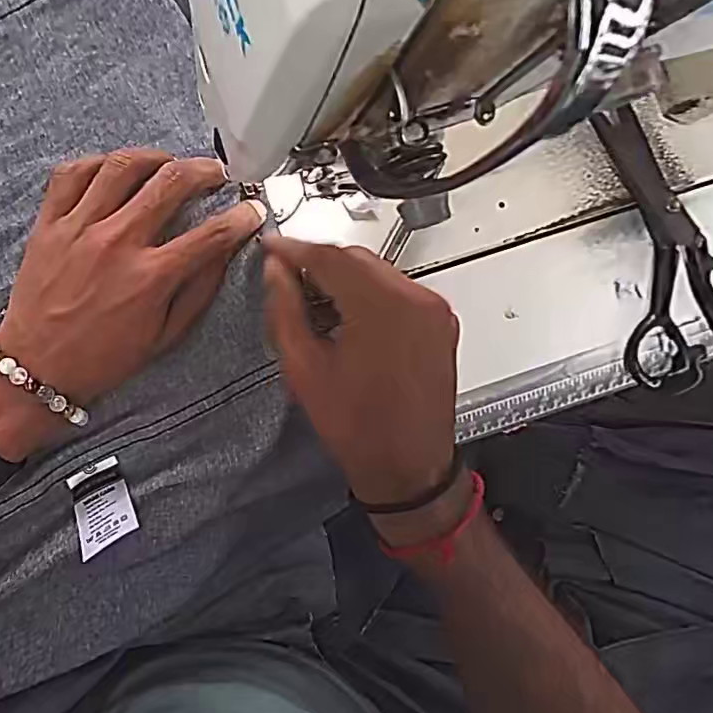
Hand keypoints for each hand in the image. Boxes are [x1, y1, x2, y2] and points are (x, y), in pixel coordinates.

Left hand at [0, 150, 265, 460]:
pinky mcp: (49, 226)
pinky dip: (98, 162)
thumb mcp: (164, 336)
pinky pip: (72, 173)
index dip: (240, 217)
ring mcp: (79, 230)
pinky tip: (114, 170)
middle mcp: (116, 245)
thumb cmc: (100, 358)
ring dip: (155, 157)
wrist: (38, 368)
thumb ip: (199, 291)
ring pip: (123, 166)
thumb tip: (225, 253)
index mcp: (150, 278)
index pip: (211, 233)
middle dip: (205, 171)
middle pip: (172, 182)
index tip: (248, 210)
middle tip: (214, 175)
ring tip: (168, 164)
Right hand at [261, 236, 459, 512]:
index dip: (294, 249)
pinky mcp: (439, 322)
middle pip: (355, 258)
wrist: (407, 465)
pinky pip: (396, 290)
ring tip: (312, 301)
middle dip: (317, 262)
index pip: (330, 257)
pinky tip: (344, 314)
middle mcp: (416, 301)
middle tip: (286, 275)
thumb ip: (285, 309)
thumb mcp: (303, 367)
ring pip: (376, 270)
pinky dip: (366, 293)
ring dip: (342, 277)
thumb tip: (276, 272)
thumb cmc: (361, 429)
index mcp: (382, 308)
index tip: (273, 246)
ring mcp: (433, 310)